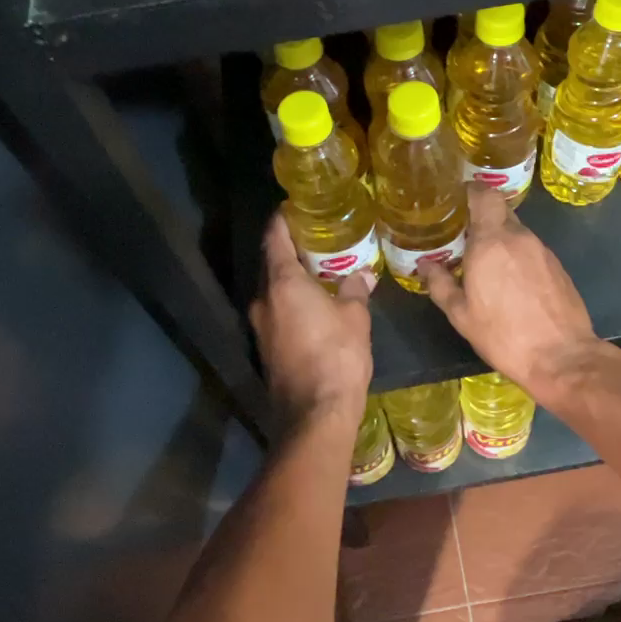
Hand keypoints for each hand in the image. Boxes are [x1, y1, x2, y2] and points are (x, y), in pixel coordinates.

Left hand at [250, 216, 374, 426]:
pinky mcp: (266, 349)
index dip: (282, 220)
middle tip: (316, 238)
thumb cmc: (336, 356)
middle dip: (290, 250)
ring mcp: (260, 327)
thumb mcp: (354, 317)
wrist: (315, 413)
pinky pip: (277, 314)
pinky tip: (314, 305)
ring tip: (319, 271)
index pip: (275, 238)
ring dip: (291, 280)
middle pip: (271, 264)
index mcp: (282, 283)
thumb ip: (353, 290)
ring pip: (273, 292)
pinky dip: (292, 303)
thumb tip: (360, 275)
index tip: (294, 208)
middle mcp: (263, 300)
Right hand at [419, 186, 616, 404]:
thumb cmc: (504, 336)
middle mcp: (519, 238)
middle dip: (480, 220)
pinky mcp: (557, 266)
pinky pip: (531, 250)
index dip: (468, 192)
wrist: (562, 357)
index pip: (482, 195)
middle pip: (499, 211)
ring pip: (516, 232)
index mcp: (491, 242)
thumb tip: (424, 265)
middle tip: (462, 239)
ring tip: (483, 265)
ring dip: (500, 241)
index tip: (453, 203)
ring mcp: (542, 250)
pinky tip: (510, 283)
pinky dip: (517, 257)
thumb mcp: (461, 315)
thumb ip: (440, 284)